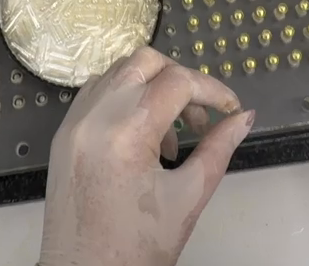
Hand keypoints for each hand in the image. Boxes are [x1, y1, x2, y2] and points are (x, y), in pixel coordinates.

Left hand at [38, 47, 256, 265]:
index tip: (231, 109)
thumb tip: (245, 117)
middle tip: (198, 118)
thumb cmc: (137, 249)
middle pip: (145, 61)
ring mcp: (74, 118)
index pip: (177, 82)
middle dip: (180, 80)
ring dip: (151, 86)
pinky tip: (138, 129)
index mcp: (126, 131)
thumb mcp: (187, 199)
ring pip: (119, 69)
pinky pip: (97, 88)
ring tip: (167, 134)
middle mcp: (95, 113)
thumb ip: (218, 150)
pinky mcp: (64, 128)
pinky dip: (123, 94)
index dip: (211, 90)